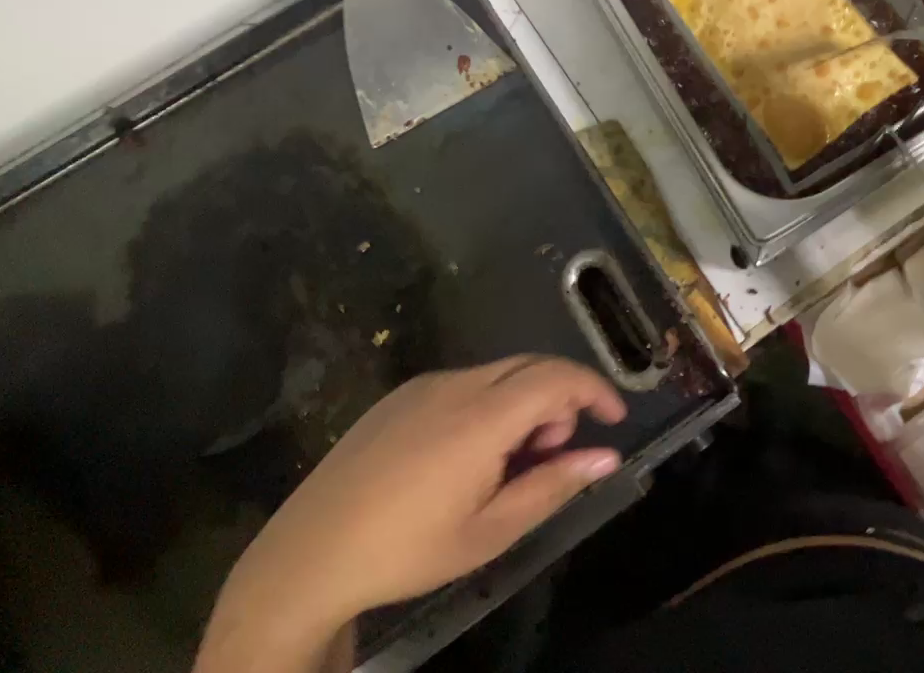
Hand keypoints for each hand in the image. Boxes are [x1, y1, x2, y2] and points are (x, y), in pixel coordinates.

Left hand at [195, 357, 625, 672]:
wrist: (308, 556)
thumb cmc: (409, 549)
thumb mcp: (492, 531)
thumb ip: (554, 485)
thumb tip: (606, 456)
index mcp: (481, 417)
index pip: (556, 378)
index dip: (594, 389)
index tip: (615, 416)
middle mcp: (455, 386)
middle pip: (529, 367)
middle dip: (560, 398)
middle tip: (557, 451)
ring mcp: (422, 387)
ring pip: (497, 374)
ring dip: (525, 402)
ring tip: (513, 462)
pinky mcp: (398, 397)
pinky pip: (463, 384)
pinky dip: (491, 403)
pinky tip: (471, 454)